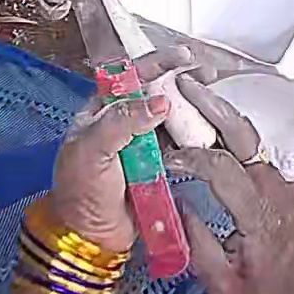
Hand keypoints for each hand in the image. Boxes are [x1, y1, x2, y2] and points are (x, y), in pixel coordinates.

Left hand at [49, 47, 191, 248]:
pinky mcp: (156, 166)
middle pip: (155, 93)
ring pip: (170, 119)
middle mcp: (122, 121)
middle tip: (208, 73)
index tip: (183, 57)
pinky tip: (209, 133)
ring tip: (213, 104)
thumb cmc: (80, 189)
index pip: (130, 76)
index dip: (157, 63)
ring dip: (190, 109)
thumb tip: (160, 102)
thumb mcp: (93, 150)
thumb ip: (122, 122)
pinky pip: (178, 146)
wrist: (90, 237)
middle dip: (181, 81)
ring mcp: (140, 143)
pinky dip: (193, 138)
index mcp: (101, 110)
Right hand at [163, 79, 293, 293]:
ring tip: (186, 86)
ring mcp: (271, 174)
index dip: (190, 158)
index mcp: (257, 212)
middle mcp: (267, 184)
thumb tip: (175, 207)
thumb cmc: (270, 292)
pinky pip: (244, 137)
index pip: (222, 168)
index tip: (163, 158)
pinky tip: (201, 108)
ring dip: (215, 106)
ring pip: (243, 129)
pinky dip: (221, 118)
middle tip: (179, 84)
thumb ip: (199, 248)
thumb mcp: (228, 289)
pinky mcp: (268, 172)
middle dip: (209, 105)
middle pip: (240, 132)